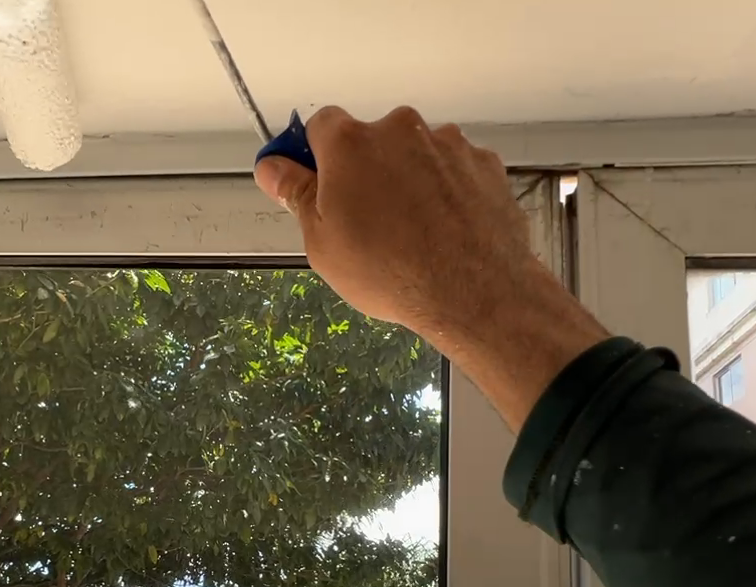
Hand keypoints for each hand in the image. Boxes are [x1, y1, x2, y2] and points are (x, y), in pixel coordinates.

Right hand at [254, 106, 607, 427]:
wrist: (471, 291)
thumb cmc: (387, 271)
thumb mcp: (322, 243)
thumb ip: (296, 194)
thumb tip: (271, 166)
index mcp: (350, 144)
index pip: (320, 126)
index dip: (314, 157)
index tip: (314, 187)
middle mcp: (400, 129)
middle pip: (372, 142)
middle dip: (365, 175)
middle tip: (364, 226)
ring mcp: (447, 143)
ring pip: (414, 157)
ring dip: (407, 184)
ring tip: (410, 237)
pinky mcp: (483, 164)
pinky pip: (452, 173)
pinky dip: (444, 195)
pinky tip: (442, 235)